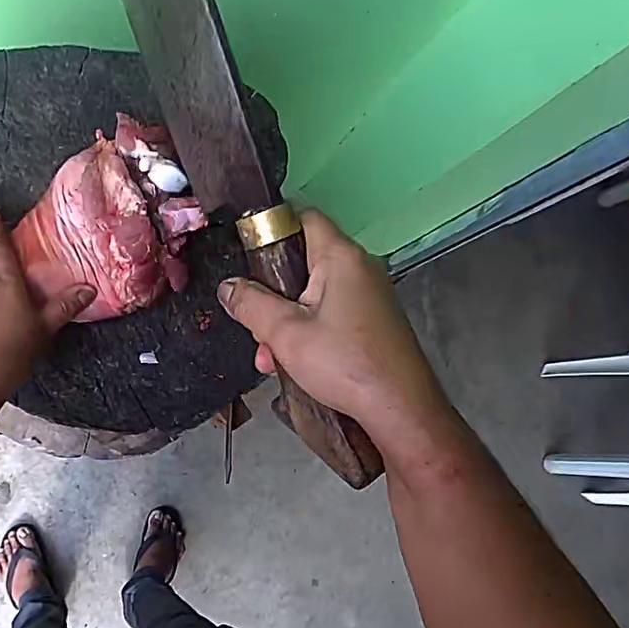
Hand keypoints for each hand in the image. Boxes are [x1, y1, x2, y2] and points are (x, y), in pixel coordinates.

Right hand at [216, 208, 448, 443]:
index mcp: (341, 258)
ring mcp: (368, 297)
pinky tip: (292, 366)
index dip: (270, 229)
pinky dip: (306, 335)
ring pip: (311, 297)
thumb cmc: (346, 365)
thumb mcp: (285, 334)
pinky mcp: (371, 323)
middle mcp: (359, 270)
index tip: (245, 256)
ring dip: (284, 324)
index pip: (303, 217)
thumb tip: (228, 287)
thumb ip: (251, 304)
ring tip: (269, 359)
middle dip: (270, 296)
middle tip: (254, 326)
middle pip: (301, 264)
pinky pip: (328, 317)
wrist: (400, 410)